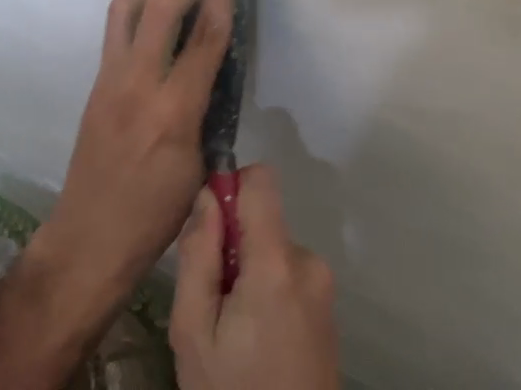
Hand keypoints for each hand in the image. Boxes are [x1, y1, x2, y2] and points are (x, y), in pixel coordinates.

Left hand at [33, 0, 236, 311]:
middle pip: (160, 8)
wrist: (90, 236)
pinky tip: (151, 12)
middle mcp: (138, 84)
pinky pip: (115, 32)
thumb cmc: (156, 214)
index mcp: (174, 111)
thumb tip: (212, 74)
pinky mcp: (95, 85)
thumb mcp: (197, 166)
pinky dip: (136, 10)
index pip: (204, 39)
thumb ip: (207, 112)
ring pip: (126, 10)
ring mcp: (110, 81)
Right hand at [171, 166, 339, 389]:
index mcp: (277, 263)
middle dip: (231, 250)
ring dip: (248, 276)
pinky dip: (266, 293)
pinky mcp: (327, 308)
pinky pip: (287, 276)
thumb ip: (198, 256)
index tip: (207, 225)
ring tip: (232, 331)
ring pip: (271, 253)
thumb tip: (208, 195)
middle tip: (211, 304)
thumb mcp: (193, 330)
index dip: (230, 187)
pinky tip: (254, 340)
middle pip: (261, 224)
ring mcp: (323, 287)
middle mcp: (309, 263)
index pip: (262, 181)